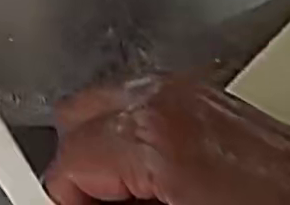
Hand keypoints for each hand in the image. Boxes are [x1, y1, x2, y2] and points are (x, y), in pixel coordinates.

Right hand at [43, 75, 289, 204]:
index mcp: (157, 131)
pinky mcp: (226, 104)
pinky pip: (157, 112)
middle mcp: (172, 97)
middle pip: (82, 114)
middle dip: (88, 170)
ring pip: (117, 110)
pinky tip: (183, 193)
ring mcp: (201, 94)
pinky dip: (152, 149)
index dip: (63, 195)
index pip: (68, 153)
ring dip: (119, 159)